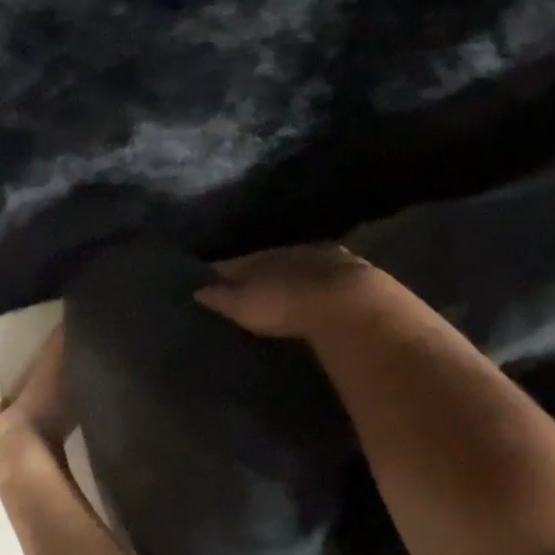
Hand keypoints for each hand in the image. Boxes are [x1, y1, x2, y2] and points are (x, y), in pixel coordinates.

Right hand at [194, 244, 377, 339]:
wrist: (350, 304)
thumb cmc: (285, 304)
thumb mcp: (244, 305)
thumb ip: (221, 296)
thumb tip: (197, 289)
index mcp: (262, 254)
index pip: (238, 261)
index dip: (226, 271)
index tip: (216, 279)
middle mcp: (293, 249)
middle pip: (272, 260)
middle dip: (263, 272)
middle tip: (254, 287)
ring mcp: (327, 259)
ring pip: (304, 265)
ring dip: (296, 276)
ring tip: (288, 293)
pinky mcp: (357, 275)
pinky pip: (332, 277)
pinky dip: (324, 286)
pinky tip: (322, 296)